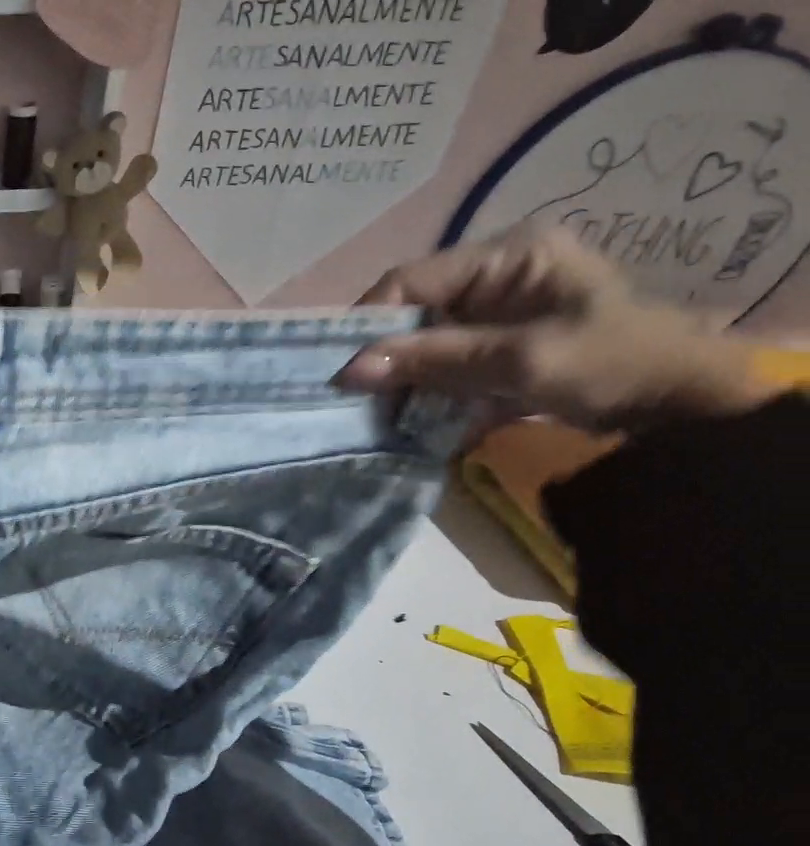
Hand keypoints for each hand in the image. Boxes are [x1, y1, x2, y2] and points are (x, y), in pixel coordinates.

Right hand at [334, 226, 775, 430]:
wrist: (681, 407)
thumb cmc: (611, 365)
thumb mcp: (519, 362)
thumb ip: (433, 360)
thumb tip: (348, 370)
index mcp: (508, 255)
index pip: (411, 279)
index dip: (369, 320)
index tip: (340, 366)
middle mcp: (495, 274)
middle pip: (412, 310)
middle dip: (385, 353)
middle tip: (356, 395)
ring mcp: (496, 310)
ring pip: (421, 339)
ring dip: (403, 377)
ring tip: (380, 412)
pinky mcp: (496, 343)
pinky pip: (441, 360)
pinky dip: (425, 388)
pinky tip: (412, 414)